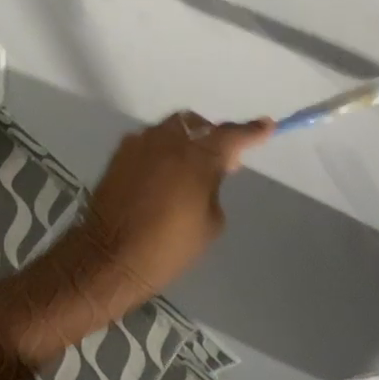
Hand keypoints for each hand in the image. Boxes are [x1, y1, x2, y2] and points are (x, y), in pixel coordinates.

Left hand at [57, 111, 272, 316]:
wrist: (111, 255)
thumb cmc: (169, 247)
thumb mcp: (209, 222)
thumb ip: (214, 186)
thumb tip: (210, 170)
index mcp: (196, 158)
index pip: (231, 136)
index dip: (251, 131)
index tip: (267, 125)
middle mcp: (167, 141)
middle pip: (195, 124)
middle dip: (211, 135)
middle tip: (220, 160)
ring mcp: (139, 143)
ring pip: (170, 129)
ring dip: (184, 141)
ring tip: (189, 170)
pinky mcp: (119, 154)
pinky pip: (148, 142)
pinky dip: (162, 151)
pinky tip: (162, 176)